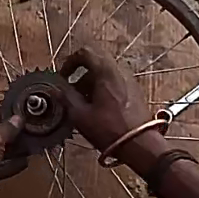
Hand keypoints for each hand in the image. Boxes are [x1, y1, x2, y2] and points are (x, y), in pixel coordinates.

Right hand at [60, 47, 165, 168]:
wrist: (140, 145)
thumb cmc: (111, 130)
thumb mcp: (80, 115)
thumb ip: (66, 97)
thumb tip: (58, 89)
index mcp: (106, 71)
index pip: (85, 52)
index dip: (70, 62)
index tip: (63, 76)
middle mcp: (120, 71)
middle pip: (96, 62)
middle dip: (80, 75)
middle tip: (72, 90)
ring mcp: (129, 80)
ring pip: (105, 73)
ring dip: (91, 83)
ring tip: (83, 102)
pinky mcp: (135, 91)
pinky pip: (115, 82)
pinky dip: (103, 89)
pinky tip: (97, 108)